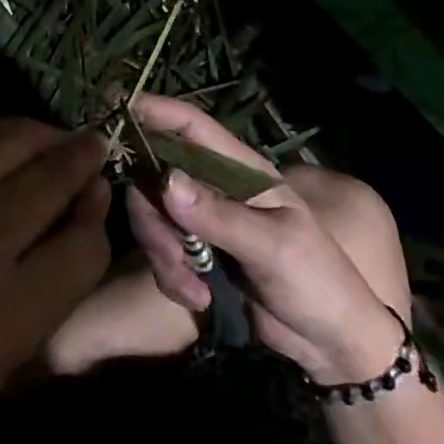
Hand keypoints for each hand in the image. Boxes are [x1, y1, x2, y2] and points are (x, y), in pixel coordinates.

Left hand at [0, 120, 111, 443]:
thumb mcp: (28, 339)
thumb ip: (70, 266)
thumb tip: (94, 194)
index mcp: (8, 307)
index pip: (82, 240)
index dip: (99, 207)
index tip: (102, 185)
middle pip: (46, 173)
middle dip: (80, 152)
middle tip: (93, 146)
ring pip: (9, 140)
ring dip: (43, 139)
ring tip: (57, 148)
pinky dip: (5, 154)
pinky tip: (9, 173)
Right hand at [126, 95, 404, 385]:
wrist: (329, 339)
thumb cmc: (316, 280)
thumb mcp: (272, 246)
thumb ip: (218, 215)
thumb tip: (165, 181)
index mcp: (242, 172)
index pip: (192, 127)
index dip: (155, 111)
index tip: (114, 103)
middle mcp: (217, 189)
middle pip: (157, 180)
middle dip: (155, 221)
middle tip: (174, 257)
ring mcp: (205, 222)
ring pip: (154, 221)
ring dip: (165, 258)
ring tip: (196, 291)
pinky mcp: (198, 256)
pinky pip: (162, 256)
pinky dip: (172, 279)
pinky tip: (200, 301)